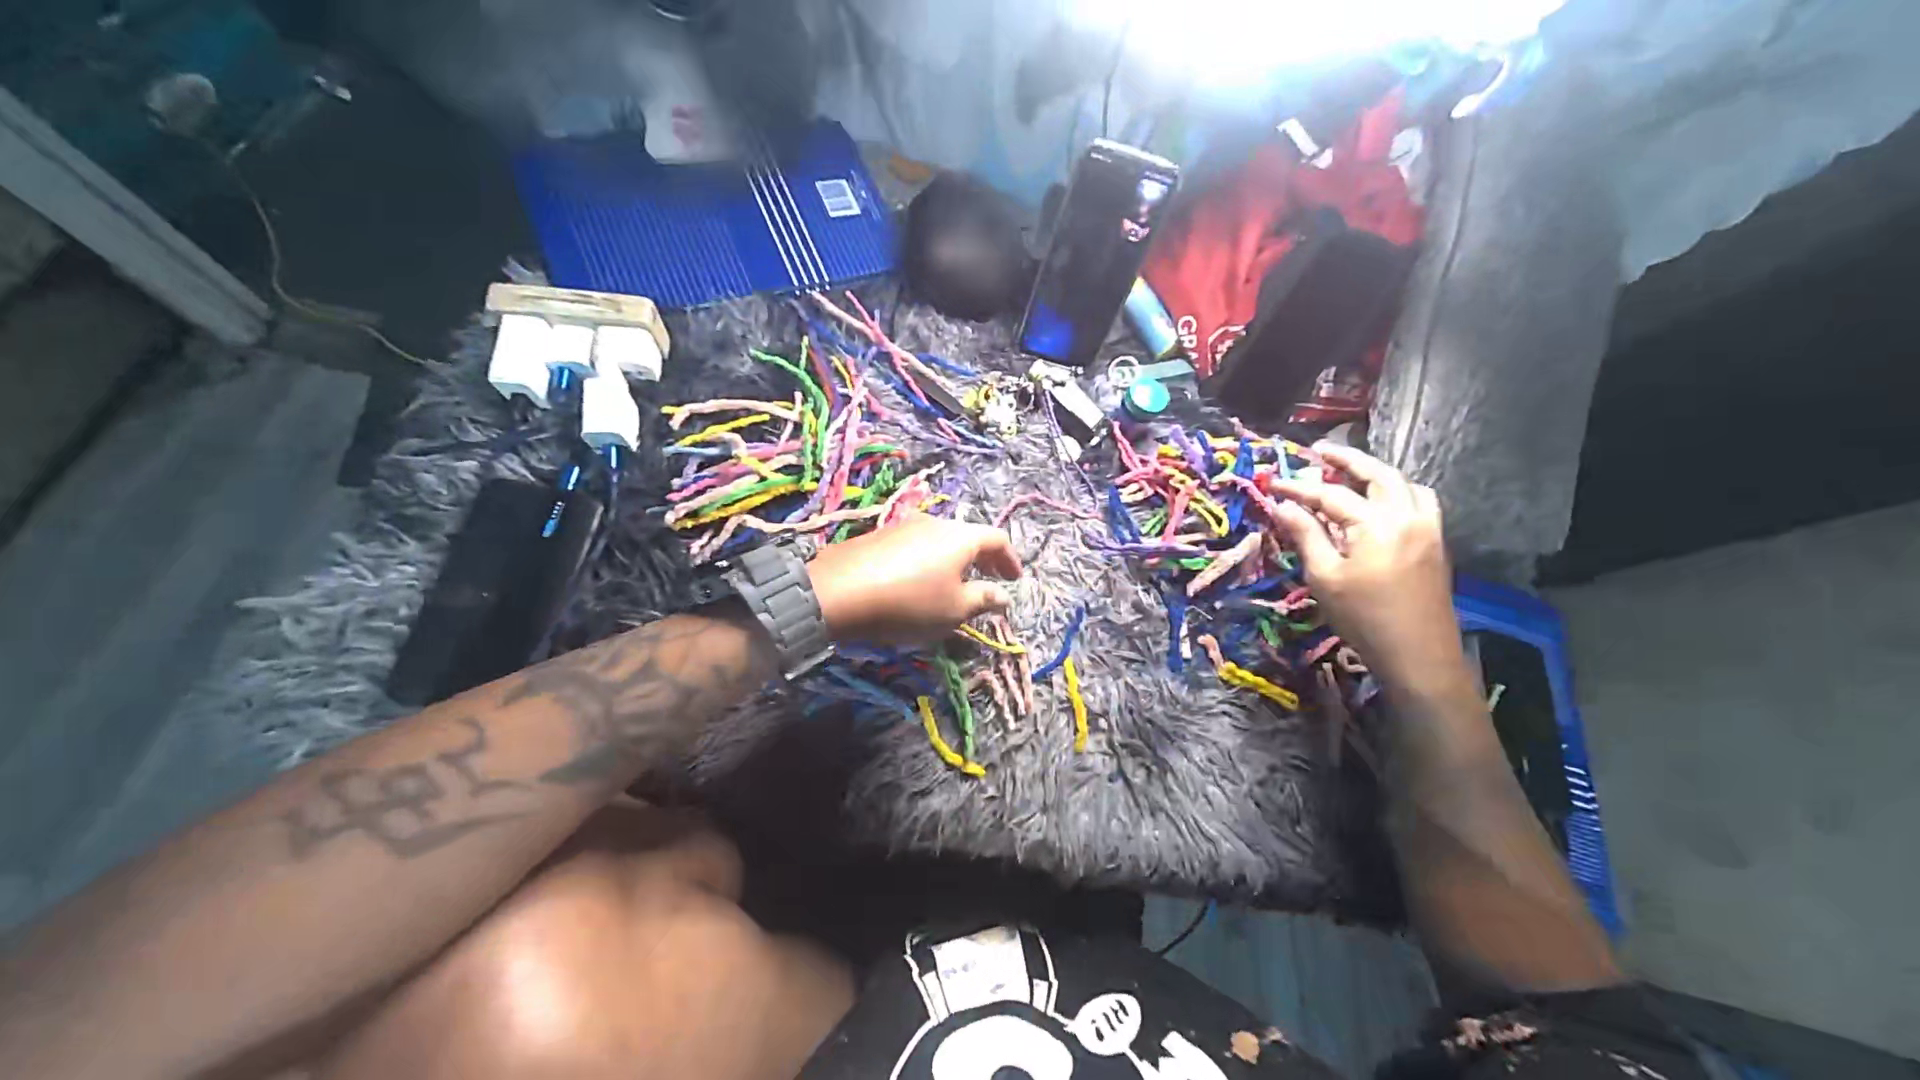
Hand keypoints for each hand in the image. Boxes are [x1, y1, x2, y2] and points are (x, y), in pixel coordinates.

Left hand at [806, 514, 1023, 644]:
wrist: (838, 592)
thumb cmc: (909, 602)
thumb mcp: (954, 609)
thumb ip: (983, 599)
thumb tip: (1003, 595)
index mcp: (960, 536)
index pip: (997, 539)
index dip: (1010, 559)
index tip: (1015, 579)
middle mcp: (935, 522)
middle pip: (968, 536)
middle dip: (983, 559)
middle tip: (991, 579)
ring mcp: (904, 526)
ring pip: (941, 540)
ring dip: (955, 560)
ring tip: (956, 583)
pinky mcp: (879, 536)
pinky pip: (917, 546)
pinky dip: (930, 561)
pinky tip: (922, 581)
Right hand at [1269, 443, 1466, 689]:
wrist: (1418, 652)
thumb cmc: (1363, 617)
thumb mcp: (1325, 577)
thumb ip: (1306, 535)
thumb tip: (1283, 505)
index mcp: (1376, 523)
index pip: (1331, 495)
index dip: (1300, 487)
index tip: (1273, 482)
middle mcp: (1406, 515)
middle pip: (1377, 473)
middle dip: (1347, 459)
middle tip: (1320, 451)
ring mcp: (1427, 527)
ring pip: (1404, 484)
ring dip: (1376, 472)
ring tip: (1352, 472)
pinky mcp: (1435, 542)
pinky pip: (1420, 500)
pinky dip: (1399, 490)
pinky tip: (1382, 502)